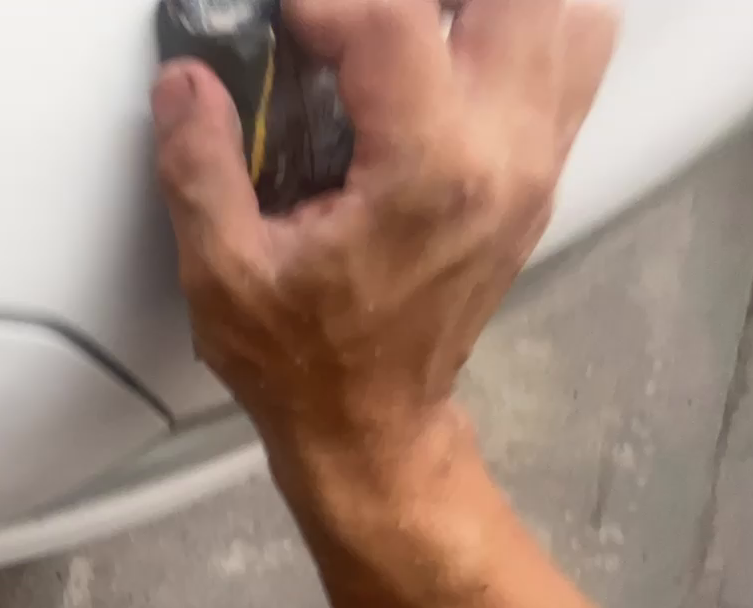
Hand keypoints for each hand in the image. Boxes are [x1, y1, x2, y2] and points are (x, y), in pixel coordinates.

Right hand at [153, 0, 616, 510]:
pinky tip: (443, 67)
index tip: (279, 18)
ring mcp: (535, 167)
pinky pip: (568, 64)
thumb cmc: (295, 362)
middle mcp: (505, 156)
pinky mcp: (536, 181)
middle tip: (344, 25)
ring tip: (398, 36)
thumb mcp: (219, 273)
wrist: (361, 420)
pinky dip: (515, 35)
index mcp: (425, 175)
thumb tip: (185, 84)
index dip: (328, 4)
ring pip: (568, 17)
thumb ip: (199, 169)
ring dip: (482, 8)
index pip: (399, 25)